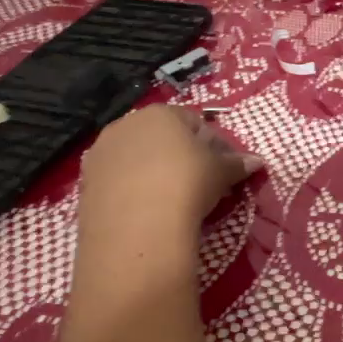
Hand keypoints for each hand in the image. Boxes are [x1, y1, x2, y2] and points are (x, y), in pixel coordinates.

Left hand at [79, 106, 259, 241]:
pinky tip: (151, 209)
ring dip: (159, 173)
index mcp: (161, 114)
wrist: (137, 227)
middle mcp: (126, 125)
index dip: (216, 146)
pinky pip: (120, 181)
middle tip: (204, 184)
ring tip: (176, 199)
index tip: (226, 169)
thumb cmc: (187, 184)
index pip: (196, 123)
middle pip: (164, 139)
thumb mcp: (222, 172)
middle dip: (185, 157)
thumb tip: (257, 162)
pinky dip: (136, 190)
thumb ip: (237, 163)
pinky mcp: (85, 184)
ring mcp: (101, 154)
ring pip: (140, 160)